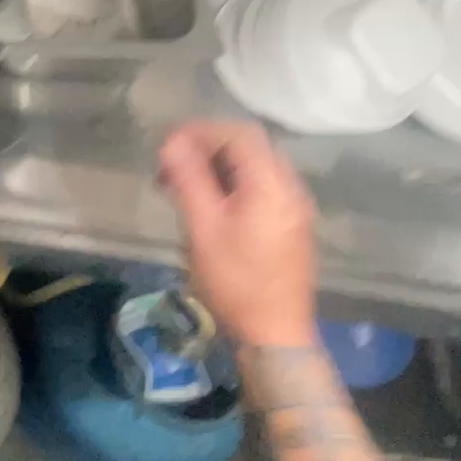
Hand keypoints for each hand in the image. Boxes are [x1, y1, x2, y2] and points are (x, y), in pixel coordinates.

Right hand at [158, 120, 319, 347]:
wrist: (274, 331)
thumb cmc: (234, 279)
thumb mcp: (202, 227)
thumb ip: (189, 179)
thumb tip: (171, 143)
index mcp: (272, 185)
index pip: (240, 134)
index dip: (201, 130)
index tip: (167, 145)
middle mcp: (290, 188)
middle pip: (249, 145)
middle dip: (205, 145)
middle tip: (169, 164)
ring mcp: (293, 205)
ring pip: (252, 165)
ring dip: (215, 164)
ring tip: (179, 183)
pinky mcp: (288, 221)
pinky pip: (259, 184)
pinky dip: (229, 181)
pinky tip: (205, 202)